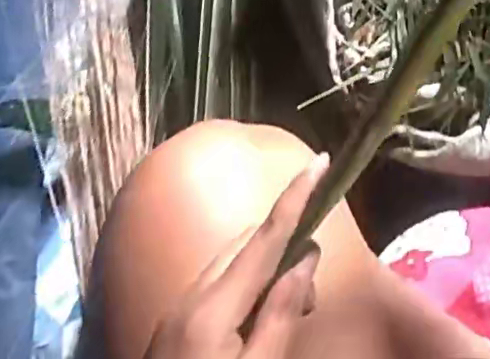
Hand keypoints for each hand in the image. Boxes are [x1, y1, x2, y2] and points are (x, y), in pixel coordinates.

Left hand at [144, 154, 328, 358]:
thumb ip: (282, 314)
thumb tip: (308, 255)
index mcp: (213, 307)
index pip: (267, 235)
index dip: (297, 195)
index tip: (320, 160)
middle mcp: (190, 295)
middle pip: (247, 243)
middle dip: (284, 245)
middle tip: (313, 290)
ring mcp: (174, 311)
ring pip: (230, 263)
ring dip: (264, 268)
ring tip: (288, 312)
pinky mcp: (168, 329)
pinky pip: (214, 287)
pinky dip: (242, 288)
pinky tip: (254, 326)